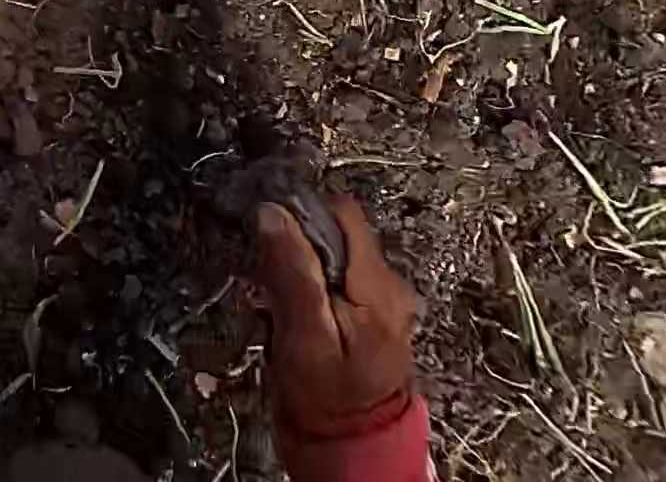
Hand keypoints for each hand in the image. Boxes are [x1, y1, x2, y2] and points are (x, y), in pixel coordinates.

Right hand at [253, 194, 418, 439]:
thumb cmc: (325, 401)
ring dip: (311, 264)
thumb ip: (292, 272)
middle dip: (305, 244)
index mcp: (379, 284)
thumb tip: (273, 213)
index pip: (343, 213)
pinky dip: (322, 281)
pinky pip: (346, 274)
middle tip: (278, 278)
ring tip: (289, 299)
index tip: (276, 234)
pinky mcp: (381, 308)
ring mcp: (390, 296)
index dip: (306, 215)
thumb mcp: (302, 337)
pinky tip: (306, 311)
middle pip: (342, 231)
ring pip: (341, 251)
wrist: (353, 452)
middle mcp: (392, 282)